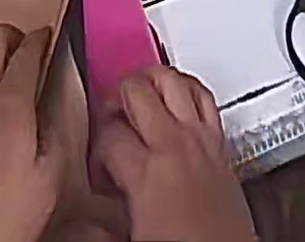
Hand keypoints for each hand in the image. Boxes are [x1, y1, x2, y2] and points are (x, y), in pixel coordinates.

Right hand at [93, 68, 256, 241]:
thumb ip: (102, 223)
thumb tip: (84, 215)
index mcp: (146, 176)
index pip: (108, 133)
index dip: (95, 141)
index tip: (96, 158)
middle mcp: (173, 147)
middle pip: (137, 90)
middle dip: (117, 97)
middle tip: (111, 116)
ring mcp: (199, 140)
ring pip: (171, 80)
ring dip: (150, 80)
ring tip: (139, 91)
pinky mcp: (220, 143)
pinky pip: (203, 95)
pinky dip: (186, 86)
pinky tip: (176, 94)